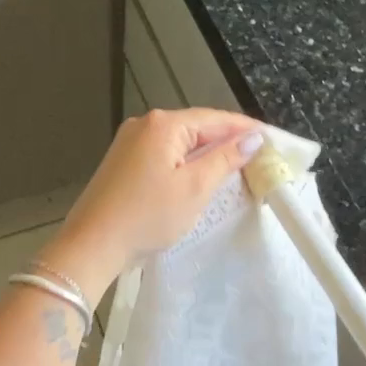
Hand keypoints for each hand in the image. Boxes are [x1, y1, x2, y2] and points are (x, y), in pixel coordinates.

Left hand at [42, 108, 262, 302]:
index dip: (246, 128)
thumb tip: (253, 137)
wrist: (91, 246)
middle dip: (227, 140)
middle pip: (197, 127)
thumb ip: (226, 158)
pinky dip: (186, 162)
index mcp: (163, 124)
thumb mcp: (195, 188)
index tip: (274, 139)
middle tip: (259, 155)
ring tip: (237, 166)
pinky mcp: (123, 162)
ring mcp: (130, 142)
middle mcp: (145, 124)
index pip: (215, 118)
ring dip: (207, 152)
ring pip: (181, 142)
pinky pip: (165, 154)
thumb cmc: (148, 216)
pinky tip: (201, 176)